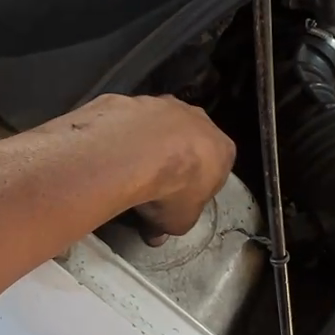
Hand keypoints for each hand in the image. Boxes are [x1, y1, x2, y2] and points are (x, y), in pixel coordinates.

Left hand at [49, 94, 235, 240]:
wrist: (136, 152)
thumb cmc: (172, 189)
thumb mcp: (177, 222)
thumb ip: (171, 226)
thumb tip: (155, 235)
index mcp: (222, 149)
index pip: (215, 170)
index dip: (196, 187)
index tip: (178, 200)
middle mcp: (199, 120)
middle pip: (188, 142)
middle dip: (174, 161)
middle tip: (153, 185)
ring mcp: (166, 104)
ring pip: (158, 127)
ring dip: (147, 145)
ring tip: (128, 170)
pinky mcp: (135, 99)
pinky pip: (130, 121)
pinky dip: (123, 135)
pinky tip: (112, 153)